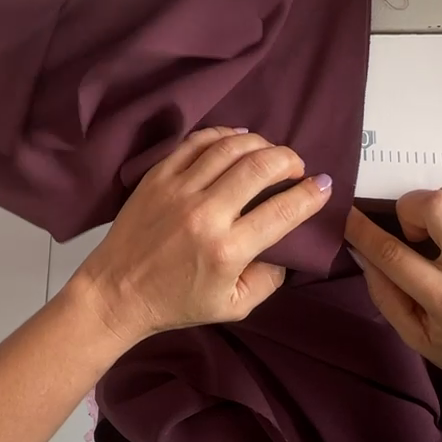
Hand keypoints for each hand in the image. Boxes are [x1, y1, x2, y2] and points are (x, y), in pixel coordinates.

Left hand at [66, 128, 332, 347]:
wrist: (117, 290)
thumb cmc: (176, 302)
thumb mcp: (233, 306)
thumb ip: (268, 279)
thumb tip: (287, 248)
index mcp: (227, 250)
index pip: (282, 211)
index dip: (311, 194)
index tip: (324, 185)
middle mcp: (205, 213)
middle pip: (259, 167)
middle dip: (288, 160)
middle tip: (297, 165)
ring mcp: (178, 189)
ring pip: (229, 148)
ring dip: (259, 144)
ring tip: (271, 152)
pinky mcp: (158, 175)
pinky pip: (196, 143)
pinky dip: (222, 135)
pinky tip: (238, 139)